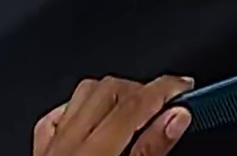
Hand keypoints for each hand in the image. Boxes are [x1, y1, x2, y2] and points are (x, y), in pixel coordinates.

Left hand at [32, 76, 193, 155]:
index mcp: (91, 153)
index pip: (136, 102)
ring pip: (84, 94)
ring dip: (115, 93)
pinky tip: (95, 118)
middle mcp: (66, 146)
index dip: (168, 88)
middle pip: (111, 89)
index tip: (188, 87)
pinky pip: (57, 117)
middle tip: (167, 104)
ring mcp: (49, 150)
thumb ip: (150, 150)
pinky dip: (80, 109)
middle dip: (143, 90)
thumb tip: (178, 114)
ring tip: (137, 110)